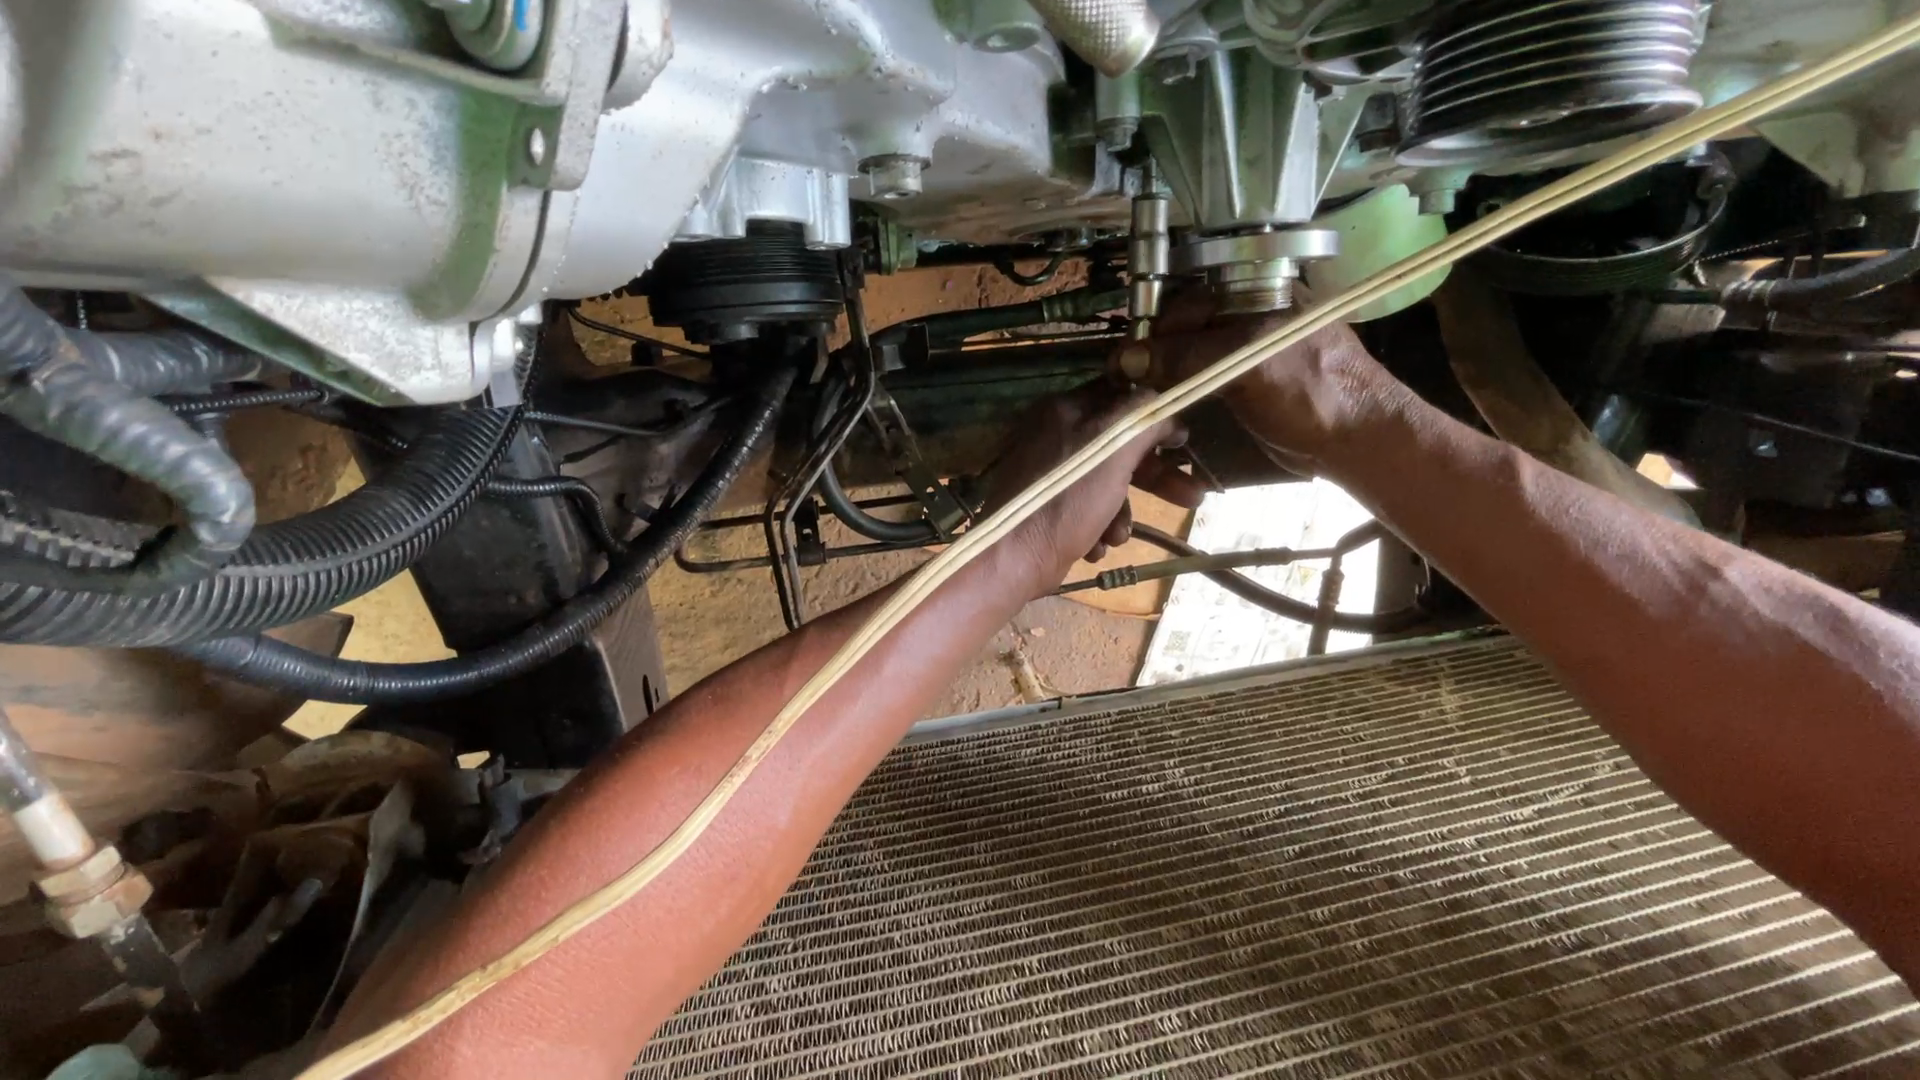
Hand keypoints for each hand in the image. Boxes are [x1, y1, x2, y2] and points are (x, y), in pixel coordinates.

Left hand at [978, 385, 1206, 598]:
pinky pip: (1085, 510)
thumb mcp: (1113, 448)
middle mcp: (1054, 436)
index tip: (1184, 442)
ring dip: (1121, 513)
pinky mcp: (1046, 508)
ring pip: (1106, 485)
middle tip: (1192, 497)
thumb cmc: (1066, 500)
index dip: (1156, 418)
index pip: (1121, 398)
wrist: (1013, 559)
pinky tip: (1096, 547)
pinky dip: (1097, 528)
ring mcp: (1048, 475)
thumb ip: (1143, 418)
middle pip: (1119, 448)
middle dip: (1155, 478)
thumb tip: (1167, 408)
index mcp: (1065, 410)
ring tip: (1119, 536)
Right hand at [1129, 289, 1412, 476]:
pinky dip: (1178, 398)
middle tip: (1126, 385)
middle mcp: (1246, 321)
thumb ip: (1188, 357)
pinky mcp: (1243, 390)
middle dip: (1154, 357)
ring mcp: (1244, 357)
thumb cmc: (1314, 393)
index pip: (1189, 300)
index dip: (1155, 327)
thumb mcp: (1249, 366)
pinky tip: (1162, 413)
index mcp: (1256, 296)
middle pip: (1184, 331)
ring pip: (1188, 360)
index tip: (1125, 360)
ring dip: (1162, 381)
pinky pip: (1199, 385)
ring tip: (1139, 402)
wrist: (1359, 443)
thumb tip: (1126, 358)